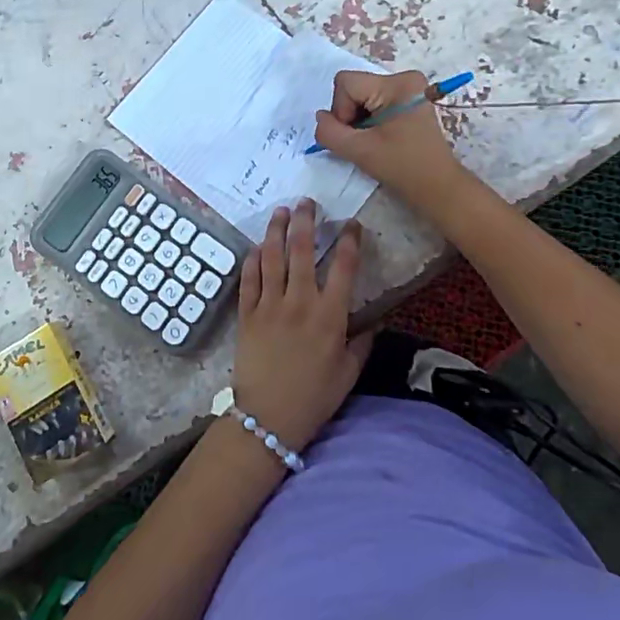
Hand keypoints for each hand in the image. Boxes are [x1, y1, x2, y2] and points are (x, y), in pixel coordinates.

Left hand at [233, 199, 365, 451]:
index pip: (343, 267)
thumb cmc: (315, 396)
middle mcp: (299, 302)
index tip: (351, 225)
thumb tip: (373, 321)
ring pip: (272, 258)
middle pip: (301, 251)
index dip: (349, 241)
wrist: (269, 416)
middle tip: (307, 203)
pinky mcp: (247, 314)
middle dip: (306, 222)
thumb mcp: (348, 372)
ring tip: (281, 212)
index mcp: (330, 315)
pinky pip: (249, 279)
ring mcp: (269, 306)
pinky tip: (257, 247)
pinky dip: (253, 260)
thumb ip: (361, 342)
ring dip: (276, 231)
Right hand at [313, 69, 467, 208]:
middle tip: (362, 140)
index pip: (345, 83)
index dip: (340, 110)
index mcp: (397, 84)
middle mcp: (404, 78)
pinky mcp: (407, 99)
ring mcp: (407, 88)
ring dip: (357, 119)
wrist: (437, 185)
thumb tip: (321, 117)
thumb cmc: (402, 167)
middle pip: (353, 88)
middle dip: (349, 115)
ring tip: (371, 140)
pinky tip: (378, 137)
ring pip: (360, 96)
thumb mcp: (358, 151)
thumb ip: (329, 132)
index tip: (354, 135)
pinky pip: (372, 101)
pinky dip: (367, 120)